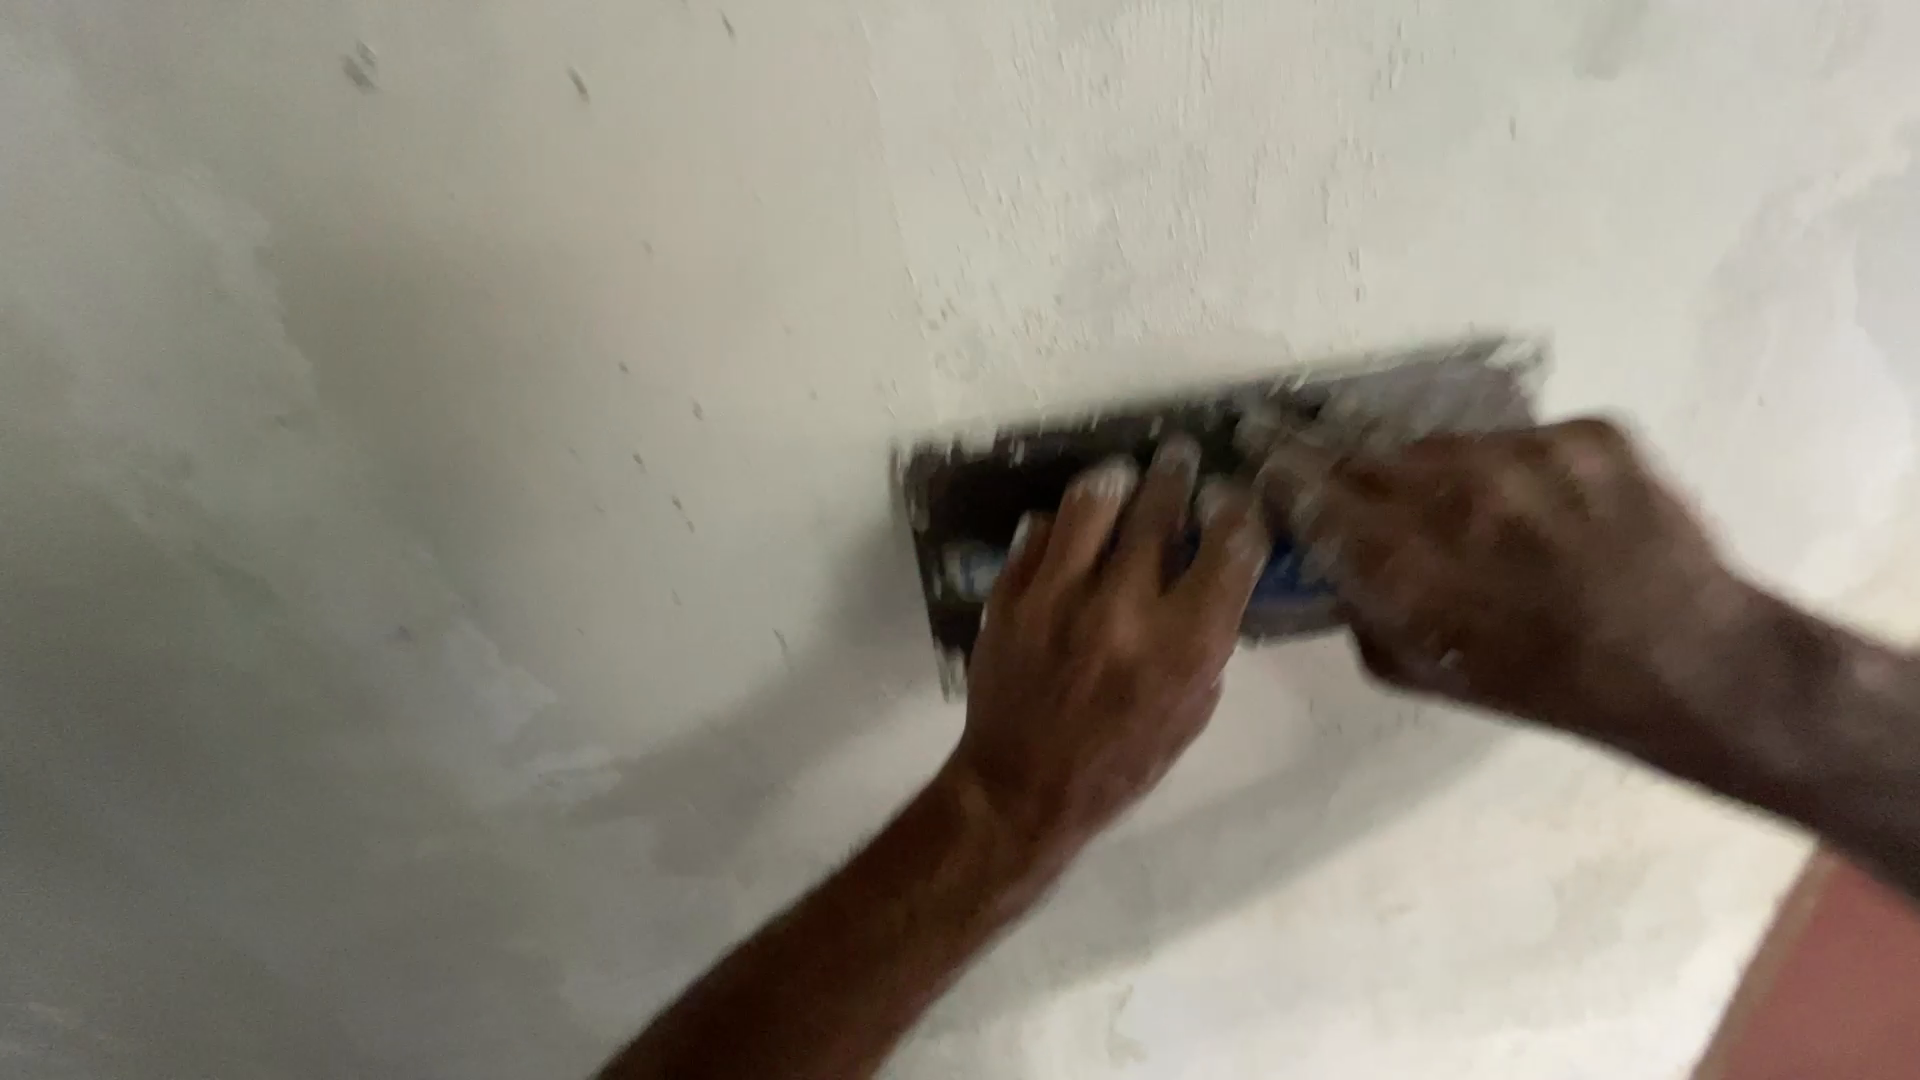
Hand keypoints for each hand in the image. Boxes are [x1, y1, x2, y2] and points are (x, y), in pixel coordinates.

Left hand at [949, 436, 1271, 853]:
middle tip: (1179, 455)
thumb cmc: (1120, 761)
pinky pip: (1038, 531)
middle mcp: (1123, 609)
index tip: (1230, 495)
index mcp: (1183, 646)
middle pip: (1158, 509)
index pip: (1229, 547)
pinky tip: (1070, 529)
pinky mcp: (1009, 595)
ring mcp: (1057, 597)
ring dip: (1115, 480)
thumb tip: (1204, 572)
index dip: (1237, 509)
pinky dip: (1059, 524)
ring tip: (1123, 475)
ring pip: (1091, 502)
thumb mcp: (1190, 711)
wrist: (1021, 785)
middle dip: (1176, 472)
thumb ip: (1204, 638)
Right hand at [1253, 418, 1762, 761]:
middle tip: (1350, 484)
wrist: (1690, 662)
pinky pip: (1511, 441)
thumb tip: (1323, 557)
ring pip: (1435, 446)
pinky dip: (1506, 471)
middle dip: (1342, 467)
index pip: (1306, 487)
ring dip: (1427, 473)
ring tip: (1463, 511)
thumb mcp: (1409, 667)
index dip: (1276, 467)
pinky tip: (1534, 510)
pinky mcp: (1586, 433)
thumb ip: (1356, 603)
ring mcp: (1524, 455)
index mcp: (1400, 560)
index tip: (1254, 448)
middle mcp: (1452, 494)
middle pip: (1360, 454)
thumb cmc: (1531, 679)